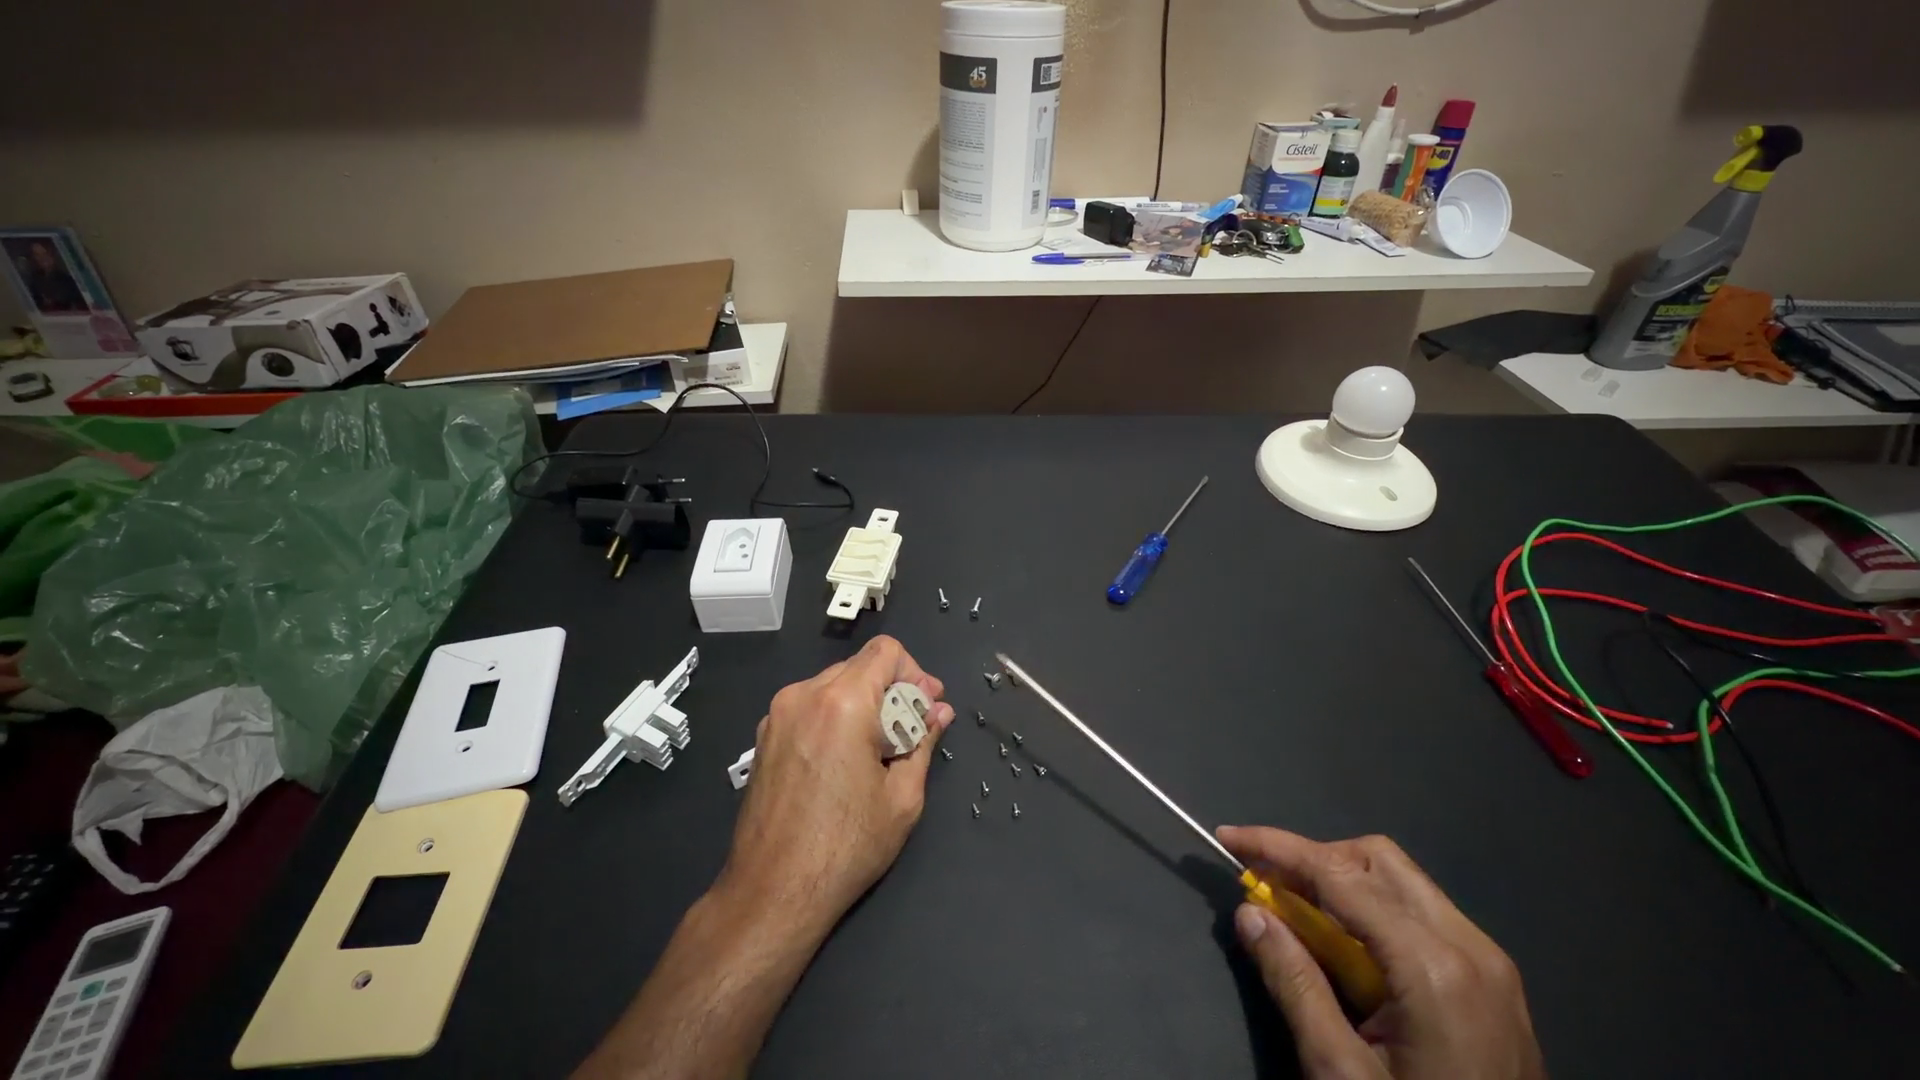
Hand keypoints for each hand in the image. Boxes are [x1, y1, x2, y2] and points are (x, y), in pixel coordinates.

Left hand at [715, 636, 953, 929]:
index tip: (927, 709)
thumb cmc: (846, 847)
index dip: (915, 673)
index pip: (887, 651)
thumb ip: (923, 742)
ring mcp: (777, 715)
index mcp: (842, 702)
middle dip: (892, 690)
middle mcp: (804, 696)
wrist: (773, 890)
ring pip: (833, 685)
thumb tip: (939, 712)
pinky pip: (810, 707)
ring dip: (864, 704)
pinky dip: (835, 718)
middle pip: (859, 666)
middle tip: (912, 731)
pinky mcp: (764, 737)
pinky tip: (846, 761)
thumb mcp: (902, 796)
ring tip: (879, 750)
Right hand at [1219, 826, 1544, 1079]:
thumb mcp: (1340, 1072)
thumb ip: (1294, 985)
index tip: (1228, 838)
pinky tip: (1346, 952)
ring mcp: (1490, 963)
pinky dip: (1375, 913)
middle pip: (1378, 860)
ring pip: (1403, 882)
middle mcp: (1470, 946)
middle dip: (1313, 860)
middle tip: (1264, 887)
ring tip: (1297, 919)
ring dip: (1342, 884)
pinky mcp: (1495, 982)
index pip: (1339, 874)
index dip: (1277, 847)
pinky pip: (1424, 916)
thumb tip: (1249, 913)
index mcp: (1431, 966)